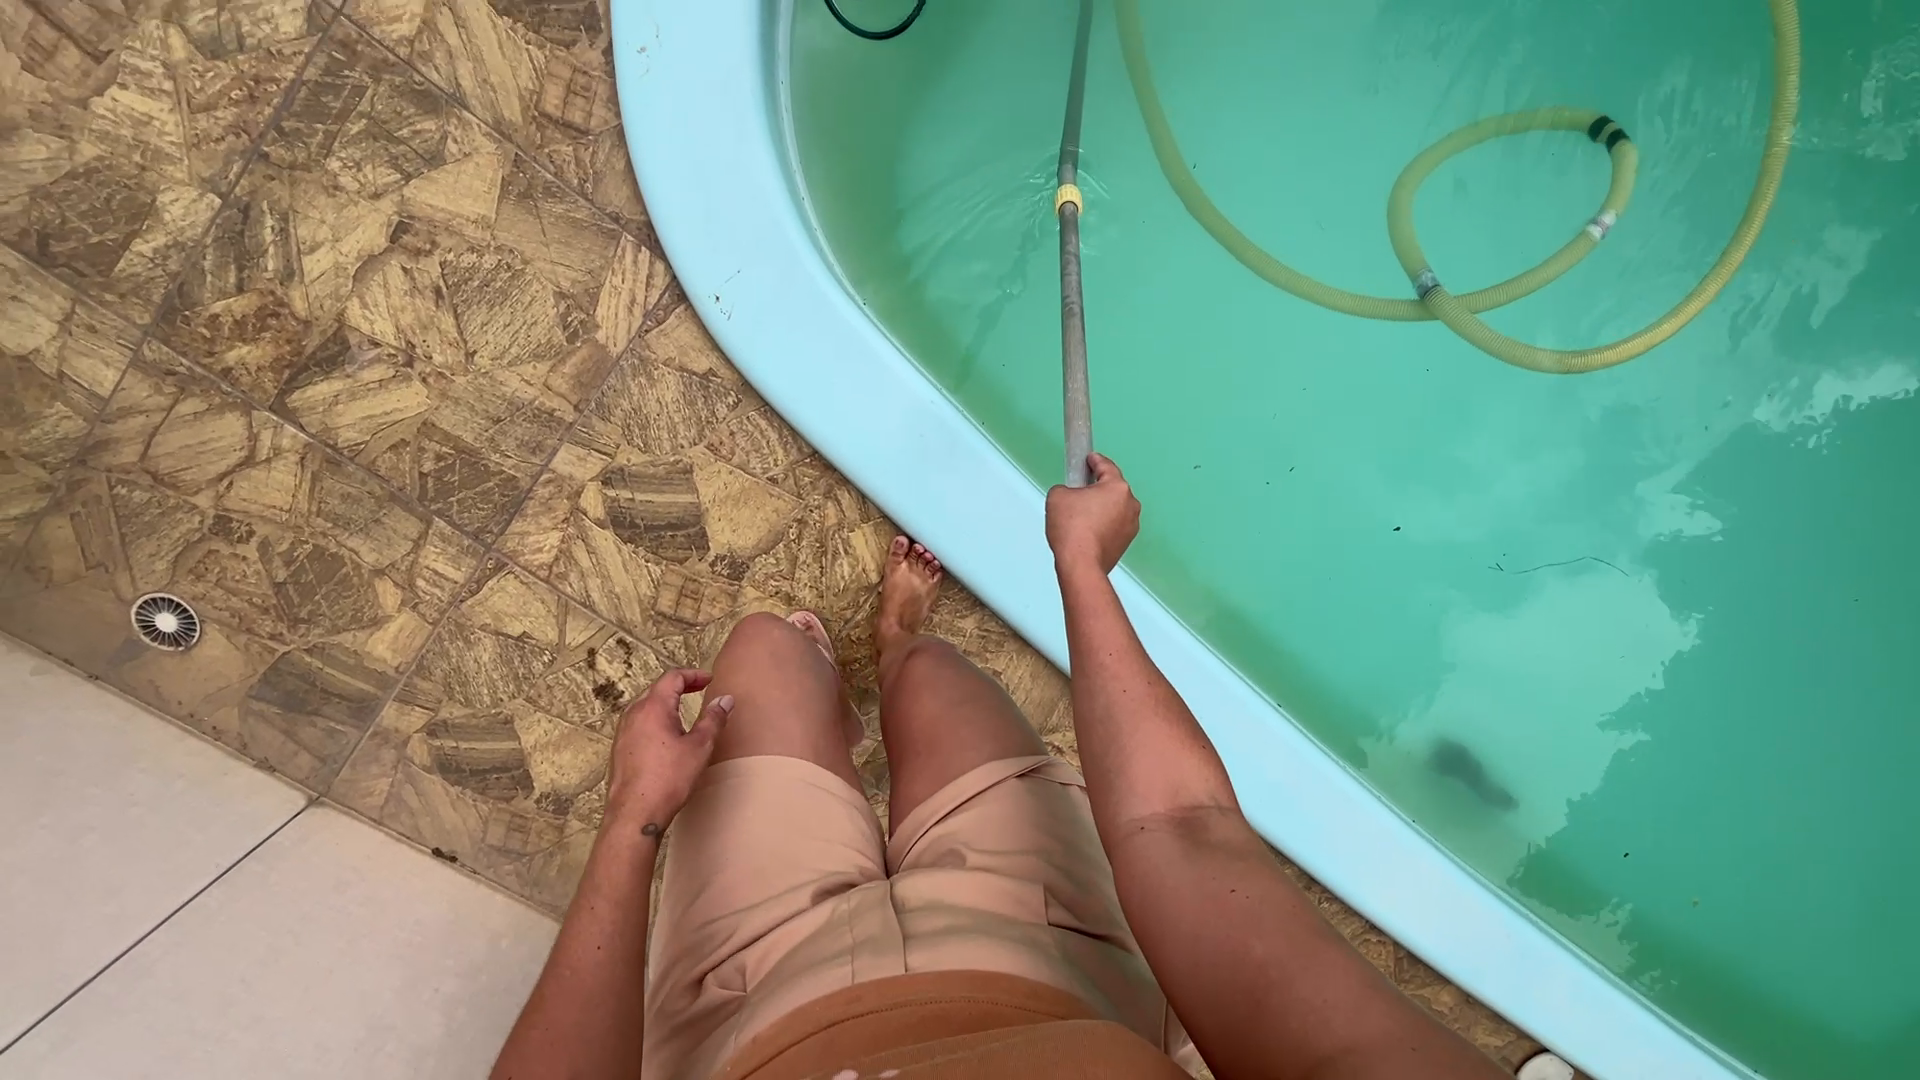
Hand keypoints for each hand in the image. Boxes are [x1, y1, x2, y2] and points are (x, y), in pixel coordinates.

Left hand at [606, 669, 732, 832]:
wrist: (635, 814)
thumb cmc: (667, 780)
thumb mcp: (700, 746)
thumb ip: (713, 719)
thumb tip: (725, 700)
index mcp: (653, 708)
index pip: (672, 678)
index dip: (693, 675)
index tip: (708, 679)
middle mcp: (633, 714)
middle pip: (657, 688)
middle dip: (680, 685)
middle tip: (698, 688)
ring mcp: (623, 732)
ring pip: (646, 705)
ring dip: (666, 701)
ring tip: (683, 708)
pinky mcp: (619, 749)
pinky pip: (638, 722)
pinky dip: (655, 718)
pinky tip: (666, 733)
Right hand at [1046, 452, 1139, 574]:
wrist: (1080, 564)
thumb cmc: (1073, 532)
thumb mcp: (1057, 496)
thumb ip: (1065, 487)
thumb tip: (1069, 494)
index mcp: (1117, 487)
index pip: (1106, 466)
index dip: (1094, 460)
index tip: (1090, 458)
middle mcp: (1129, 504)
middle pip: (1111, 488)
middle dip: (1095, 488)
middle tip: (1077, 492)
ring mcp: (1130, 525)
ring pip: (1113, 508)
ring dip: (1099, 508)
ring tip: (1078, 517)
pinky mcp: (1125, 542)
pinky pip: (1113, 525)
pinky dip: (1102, 525)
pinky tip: (1085, 531)